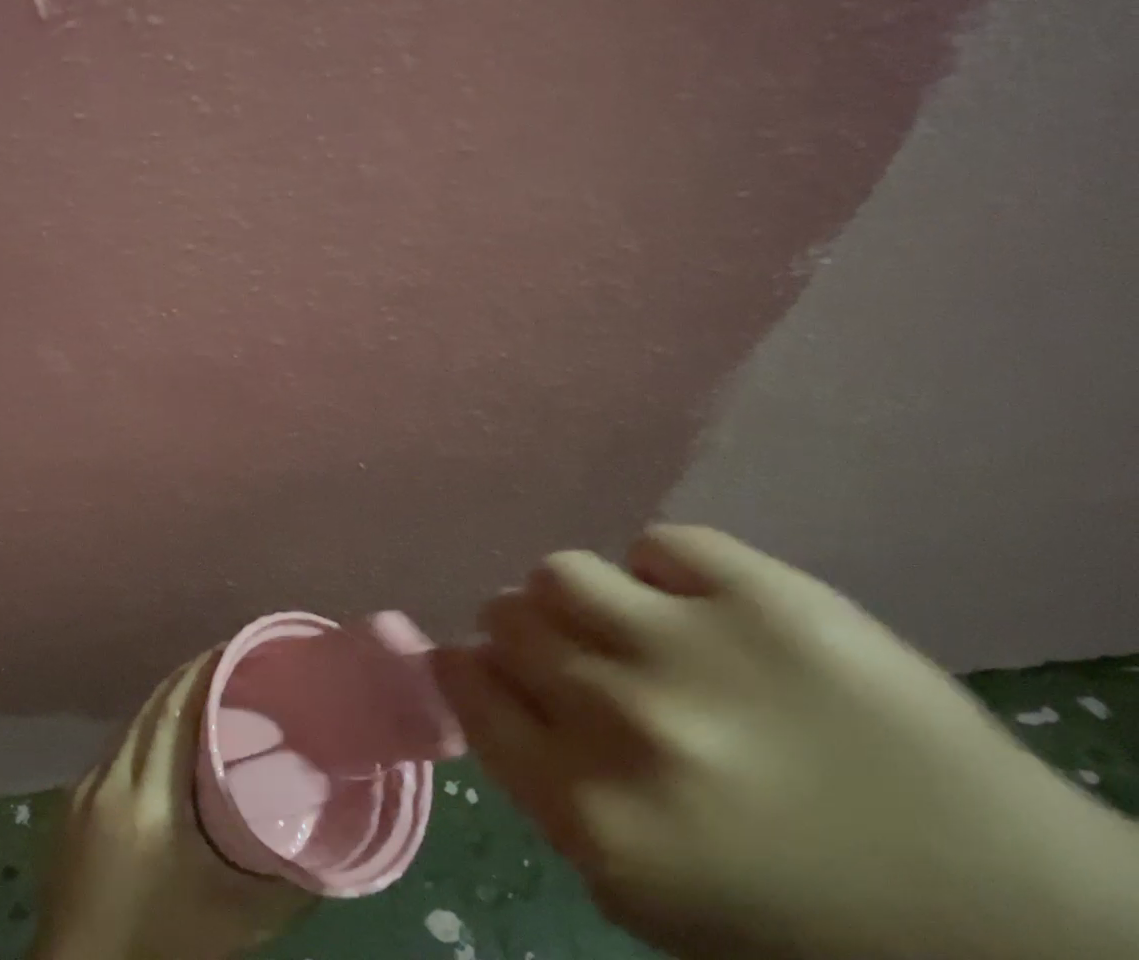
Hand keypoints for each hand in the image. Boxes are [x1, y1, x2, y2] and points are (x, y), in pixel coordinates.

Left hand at [30, 649, 313, 959]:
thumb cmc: (162, 944)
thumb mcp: (239, 919)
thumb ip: (292, 882)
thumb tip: (336, 847)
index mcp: (147, 796)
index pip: (175, 707)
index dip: (206, 670)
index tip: (242, 650)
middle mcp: (109, 777)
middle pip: (153, 706)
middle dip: (193, 677)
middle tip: (238, 668)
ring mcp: (82, 788)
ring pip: (132, 724)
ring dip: (169, 703)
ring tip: (212, 698)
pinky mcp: (71, 803)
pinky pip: (116, 749)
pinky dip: (147, 733)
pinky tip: (170, 746)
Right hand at [433, 525, 1138, 959]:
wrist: (994, 910)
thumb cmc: (789, 917)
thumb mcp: (633, 887)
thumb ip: (545, 787)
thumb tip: (492, 687)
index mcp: (585, 807)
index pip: (468, 687)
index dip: (467, 669)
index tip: (485, 668)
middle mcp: (619, 716)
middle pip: (507, 620)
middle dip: (522, 638)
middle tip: (568, 658)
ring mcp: (692, 644)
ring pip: (562, 571)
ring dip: (579, 600)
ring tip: (625, 624)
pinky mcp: (769, 593)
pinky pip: (659, 544)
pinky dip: (663, 575)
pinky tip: (700, 612)